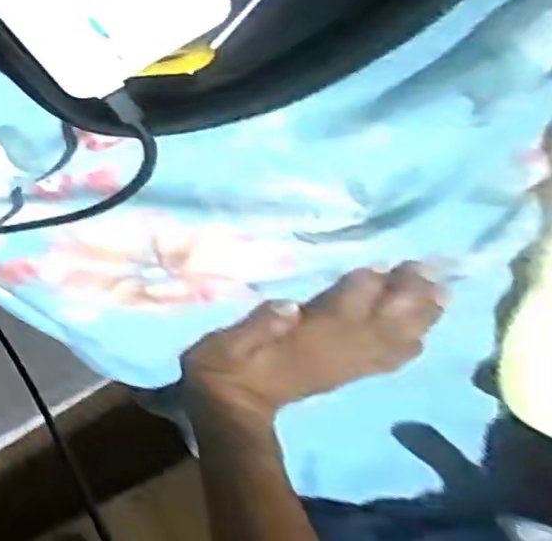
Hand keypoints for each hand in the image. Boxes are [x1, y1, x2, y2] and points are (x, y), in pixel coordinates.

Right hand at [182, 262, 445, 425]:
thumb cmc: (224, 363)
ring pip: (396, 339)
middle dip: (406, 296)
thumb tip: (288, 304)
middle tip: (426, 269)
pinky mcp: (347, 372)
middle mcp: (338, 351)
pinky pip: (390, 357)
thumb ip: (259, 324)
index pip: (344, 307)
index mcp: (308, 339)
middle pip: (382, 322)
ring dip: (419, 317)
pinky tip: (416, 331)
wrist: (232, 400)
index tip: (384, 262)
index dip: (364, 286)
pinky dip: (410, 341)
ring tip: (438, 293)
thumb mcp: (228, 340)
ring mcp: (347, 364)